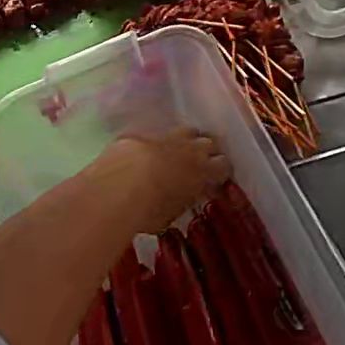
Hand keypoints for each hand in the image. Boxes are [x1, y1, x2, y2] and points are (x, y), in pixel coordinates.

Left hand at [94, 127, 230, 232]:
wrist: (120, 182)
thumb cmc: (150, 208)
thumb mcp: (172, 214)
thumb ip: (185, 200)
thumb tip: (186, 196)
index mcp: (204, 171)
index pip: (224, 165)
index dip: (221, 172)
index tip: (216, 180)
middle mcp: (194, 149)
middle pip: (210, 143)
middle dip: (207, 152)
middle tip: (200, 164)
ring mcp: (173, 136)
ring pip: (190, 131)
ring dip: (188, 141)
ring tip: (180, 152)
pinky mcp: (151, 130)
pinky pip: (165, 132)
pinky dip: (164, 140)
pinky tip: (155, 149)